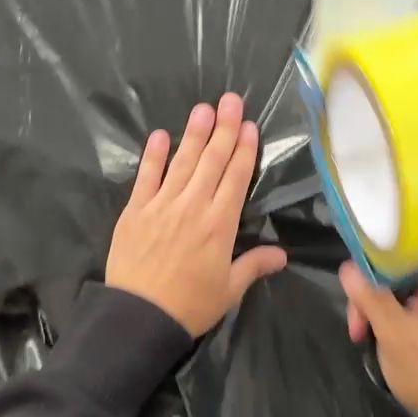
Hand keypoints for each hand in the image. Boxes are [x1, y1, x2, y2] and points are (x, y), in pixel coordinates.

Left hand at [105, 93, 287, 336]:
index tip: (249, 126)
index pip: (236, 178)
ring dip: (194, 133)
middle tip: (231, 100)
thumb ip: (254, 266)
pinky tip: (160, 136)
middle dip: (223, 128)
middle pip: (212, 161)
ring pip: (182, 162)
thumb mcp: (229, 290)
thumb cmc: (191, 307)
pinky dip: (154, 155)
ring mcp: (162, 205)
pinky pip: (146, 176)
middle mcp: (193, 206)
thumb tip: (282, 254)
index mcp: (220, 225)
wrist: (141, 316)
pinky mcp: (135, 211)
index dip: (244, 150)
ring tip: (204, 108)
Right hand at [340, 260, 417, 416]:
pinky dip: (386, 318)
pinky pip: (403, 304)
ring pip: (395, 289)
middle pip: (396, 269)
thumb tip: (346, 267)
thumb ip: (369, 296)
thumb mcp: (391, 331)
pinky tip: (373, 336)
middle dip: (370, 293)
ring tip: (360, 335)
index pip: (405, 247)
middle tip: (355, 323)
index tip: (352, 277)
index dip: (374, 258)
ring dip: (373, 309)